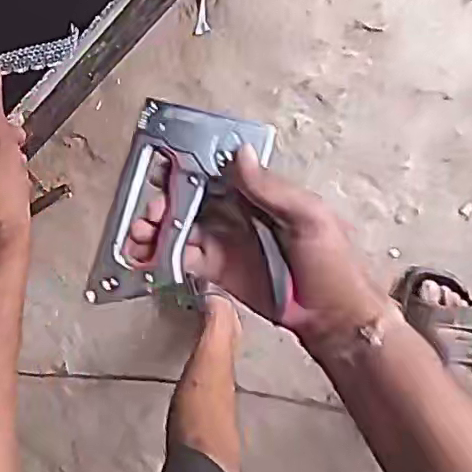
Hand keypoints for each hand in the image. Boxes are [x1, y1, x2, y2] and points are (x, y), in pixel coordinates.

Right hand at [125, 145, 387, 343]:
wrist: (332, 318)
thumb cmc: (333, 265)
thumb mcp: (310, 218)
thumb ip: (272, 189)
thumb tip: (241, 154)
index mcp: (256, 196)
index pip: (213, 173)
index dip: (184, 169)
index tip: (162, 168)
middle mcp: (233, 215)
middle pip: (186, 201)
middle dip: (161, 204)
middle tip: (150, 214)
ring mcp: (221, 242)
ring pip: (177, 228)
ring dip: (154, 230)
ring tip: (138, 238)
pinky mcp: (214, 269)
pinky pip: (180, 258)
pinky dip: (159, 256)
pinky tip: (146, 257)